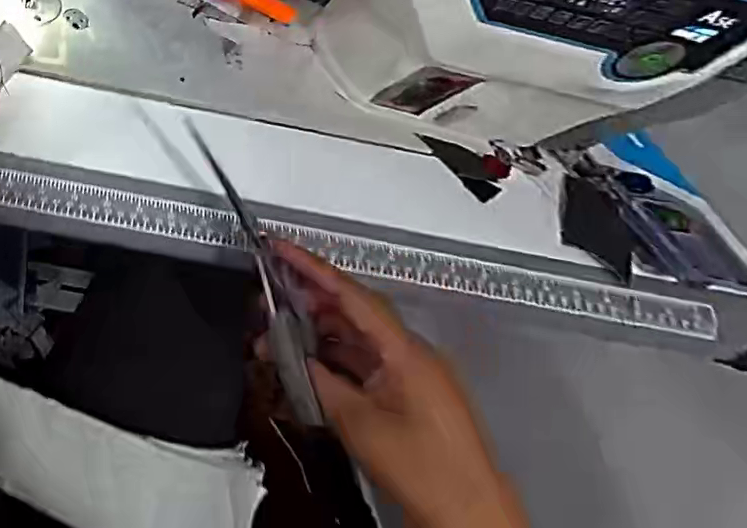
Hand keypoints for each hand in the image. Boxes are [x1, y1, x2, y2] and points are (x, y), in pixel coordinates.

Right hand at [269, 240, 527, 527]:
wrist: (475, 522)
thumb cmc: (429, 475)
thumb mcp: (358, 422)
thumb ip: (317, 379)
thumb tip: (290, 355)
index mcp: (405, 351)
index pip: (351, 293)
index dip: (312, 266)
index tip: (281, 247)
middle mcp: (412, 353)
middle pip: (352, 309)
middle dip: (308, 299)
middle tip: (271, 294)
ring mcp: (412, 372)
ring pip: (355, 335)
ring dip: (318, 331)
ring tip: (281, 334)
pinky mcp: (409, 392)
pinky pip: (364, 358)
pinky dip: (334, 355)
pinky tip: (309, 362)